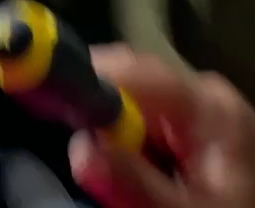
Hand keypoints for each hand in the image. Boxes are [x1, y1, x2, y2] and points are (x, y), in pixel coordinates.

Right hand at [68, 46, 254, 207]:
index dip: (83, 79)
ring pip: (140, 98)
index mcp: (206, 103)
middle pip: (130, 79)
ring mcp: (210, 107)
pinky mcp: (210, 127)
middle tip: (74, 144)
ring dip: (116, 127)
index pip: (128, 70)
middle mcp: (206, 90)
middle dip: (98, 108)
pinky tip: (135, 165)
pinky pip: (157, 117)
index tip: (43, 97)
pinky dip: (136, 138)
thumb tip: (76, 147)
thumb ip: (135, 184)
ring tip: (105, 162)